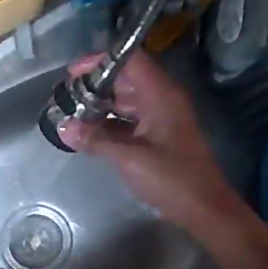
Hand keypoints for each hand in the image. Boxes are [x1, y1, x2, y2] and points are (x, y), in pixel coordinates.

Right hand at [58, 51, 247, 232]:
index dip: (100, 61)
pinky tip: (90, 135)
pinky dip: (112, 124)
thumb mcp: (130, 159)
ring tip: (73, 115)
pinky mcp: (160, 137)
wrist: (204, 208)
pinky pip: (132, 121)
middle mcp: (162, 100)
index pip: (130, 60)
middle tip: (66, 96)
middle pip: (127, 79)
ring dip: (102, 106)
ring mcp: (162, 119)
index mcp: (161, 95)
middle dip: (96, 85)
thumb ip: (96, 140)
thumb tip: (64, 128)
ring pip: (128, 102)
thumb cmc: (172, 179)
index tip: (72, 73)